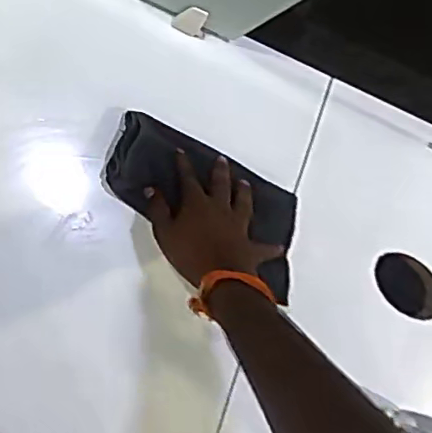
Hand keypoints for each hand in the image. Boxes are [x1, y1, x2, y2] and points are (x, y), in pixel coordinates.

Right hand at [146, 151, 283, 285]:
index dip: (183, 164)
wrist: (223, 280)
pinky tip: (279, 246)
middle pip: (221, 185)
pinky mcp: (251, 247)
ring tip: (245, 183)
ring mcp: (238, 226)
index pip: (188, 178)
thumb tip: (152, 189)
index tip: (181, 152)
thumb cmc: (189, 253)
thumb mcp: (164, 231)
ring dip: (244, 193)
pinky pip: (264, 246)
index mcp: (196, 203)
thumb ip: (158, 209)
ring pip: (243, 205)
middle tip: (222, 160)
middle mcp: (219, 209)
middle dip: (219, 171)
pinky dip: (271, 247)